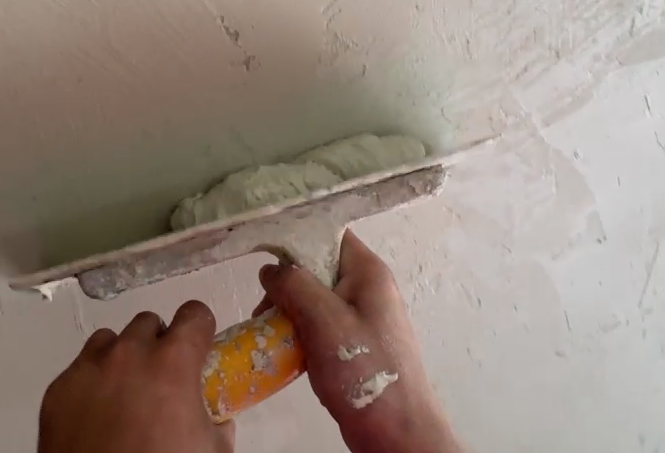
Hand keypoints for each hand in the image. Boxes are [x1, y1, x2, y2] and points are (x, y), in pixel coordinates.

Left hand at [39, 300, 235, 452]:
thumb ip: (216, 425)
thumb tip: (216, 420)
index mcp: (172, 363)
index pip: (194, 315)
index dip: (200, 330)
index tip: (199, 348)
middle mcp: (129, 354)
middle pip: (148, 325)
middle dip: (157, 347)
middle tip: (160, 384)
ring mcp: (89, 368)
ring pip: (110, 342)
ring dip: (122, 360)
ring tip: (124, 397)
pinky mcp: (58, 390)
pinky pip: (80, 370)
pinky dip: (91, 385)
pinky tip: (95, 417)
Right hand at [257, 231, 464, 452]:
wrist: (399, 437)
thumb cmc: (365, 371)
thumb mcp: (324, 319)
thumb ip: (293, 284)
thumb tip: (269, 269)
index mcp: (368, 271)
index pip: (328, 233)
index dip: (296, 236)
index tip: (265, 250)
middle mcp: (367, 288)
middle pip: (317, 267)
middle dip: (287, 284)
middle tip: (264, 308)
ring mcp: (362, 318)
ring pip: (315, 299)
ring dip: (290, 312)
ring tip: (270, 332)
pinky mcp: (355, 345)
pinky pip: (320, 325)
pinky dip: (301, 333)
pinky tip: (288, 350)